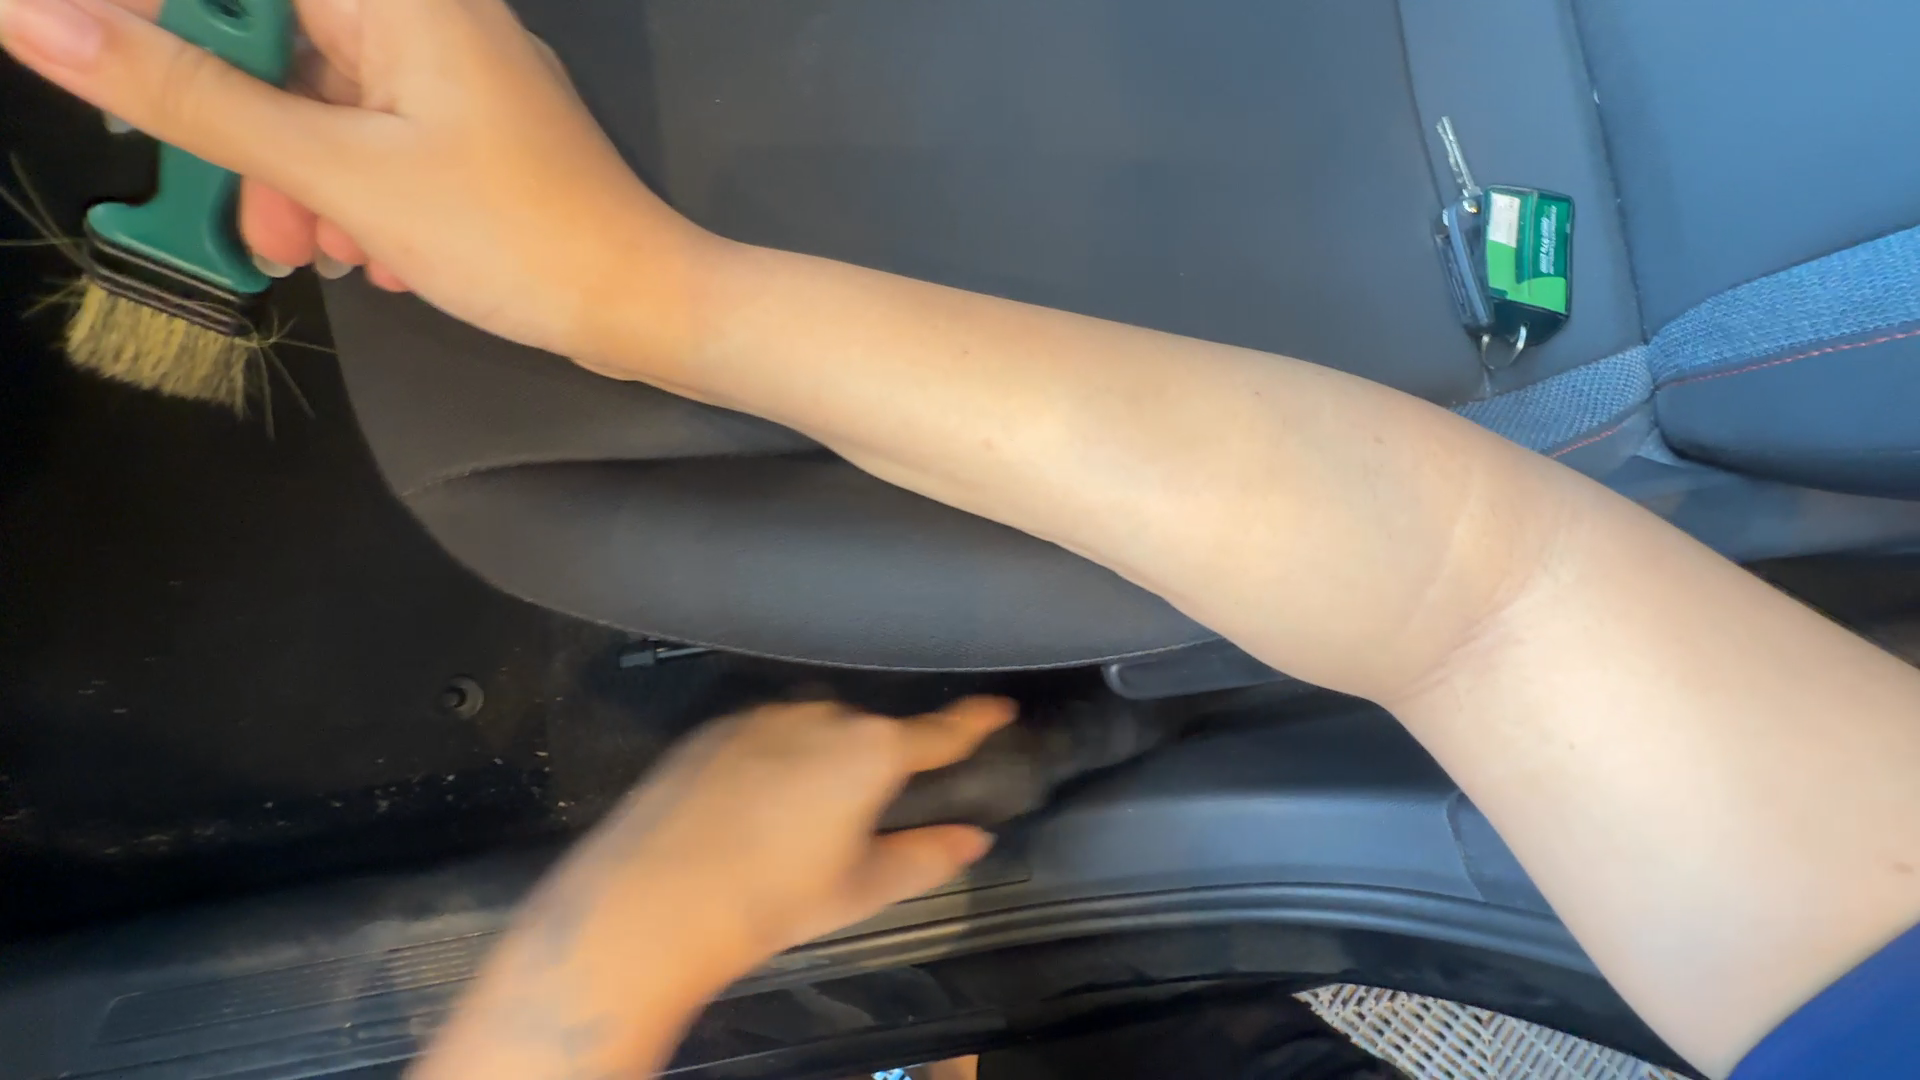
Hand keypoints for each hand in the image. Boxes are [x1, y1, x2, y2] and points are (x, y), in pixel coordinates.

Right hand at [0, 0, 705, 363]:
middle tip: (245, 216)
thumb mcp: (343, 176)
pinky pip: (398, 146)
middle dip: (248, 129)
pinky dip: (371, 196)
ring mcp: (471, 87)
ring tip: (316, 255)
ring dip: (310, 180)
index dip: (169, 16)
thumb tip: (30, 14)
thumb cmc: (516, 241)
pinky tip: (378, 258)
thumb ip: (194, 98)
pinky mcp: (491, 145)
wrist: (647, 309)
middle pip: (288, 40)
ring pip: (342, 105)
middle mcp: (438, 22)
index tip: (134, 78)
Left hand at [411, 698, 1015, 1079]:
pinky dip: (778, 757)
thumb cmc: (772, 901)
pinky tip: (754, 803)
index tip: (1001, 706)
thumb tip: (976, 838)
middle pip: (871, 732)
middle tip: (863, 813)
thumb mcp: (859, 888)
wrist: (649, 901)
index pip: (941, 729)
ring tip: (797, 816)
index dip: (976, 717)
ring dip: (823, 759)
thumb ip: (926, 856)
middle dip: (877, 762)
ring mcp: (766, 714)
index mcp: (870, 751)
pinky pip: (770, 733)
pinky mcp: (719, 724)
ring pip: (817, 730)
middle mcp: (823, 716)